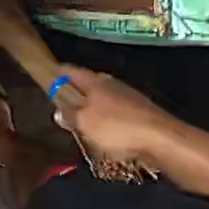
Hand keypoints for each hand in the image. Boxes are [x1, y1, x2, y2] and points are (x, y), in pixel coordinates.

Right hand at [52, 66, 192, 170]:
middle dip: (75, 92)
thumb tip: (59, 111)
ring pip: (103, 98)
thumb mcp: (85, 123)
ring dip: (91, 107)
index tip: (47, 76)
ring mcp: (128, 97)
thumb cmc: (117, 127)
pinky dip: (107, 118)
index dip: (58, 73)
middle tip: (61, 103)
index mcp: (95, 81)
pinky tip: (105, 132)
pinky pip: (116, 112)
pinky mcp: (140, 112)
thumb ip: (70, 116)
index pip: (71, 70)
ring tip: (81, 120)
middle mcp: (111, 84)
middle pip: (88, 83)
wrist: (161, 138)